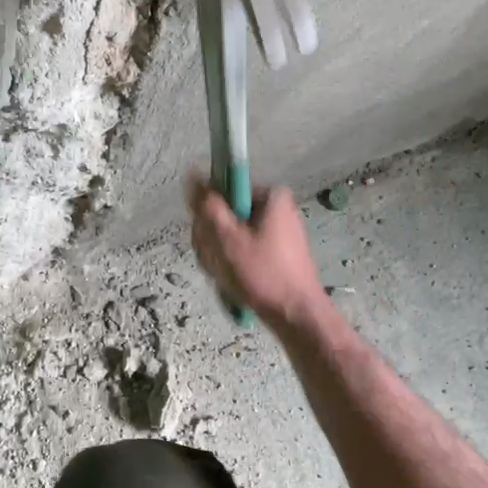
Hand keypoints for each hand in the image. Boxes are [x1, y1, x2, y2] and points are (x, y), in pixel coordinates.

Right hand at [186, 171, 325, 325]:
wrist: (295, 313)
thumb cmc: (261, 272)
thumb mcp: (227, 237)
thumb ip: (208, 205)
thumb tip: (192, 174)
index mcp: (270, 196)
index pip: (224, 191)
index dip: (209, 214)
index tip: (208, 237)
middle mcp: (276, 208)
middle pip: (226, 214)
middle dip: (213, 240)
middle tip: (215, 261)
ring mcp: (277, 231)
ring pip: (231, 235)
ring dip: (219, 256)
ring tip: (225, 275)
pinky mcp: (276, 252)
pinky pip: (244, 250)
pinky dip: (233, 264)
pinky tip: (233, 282)